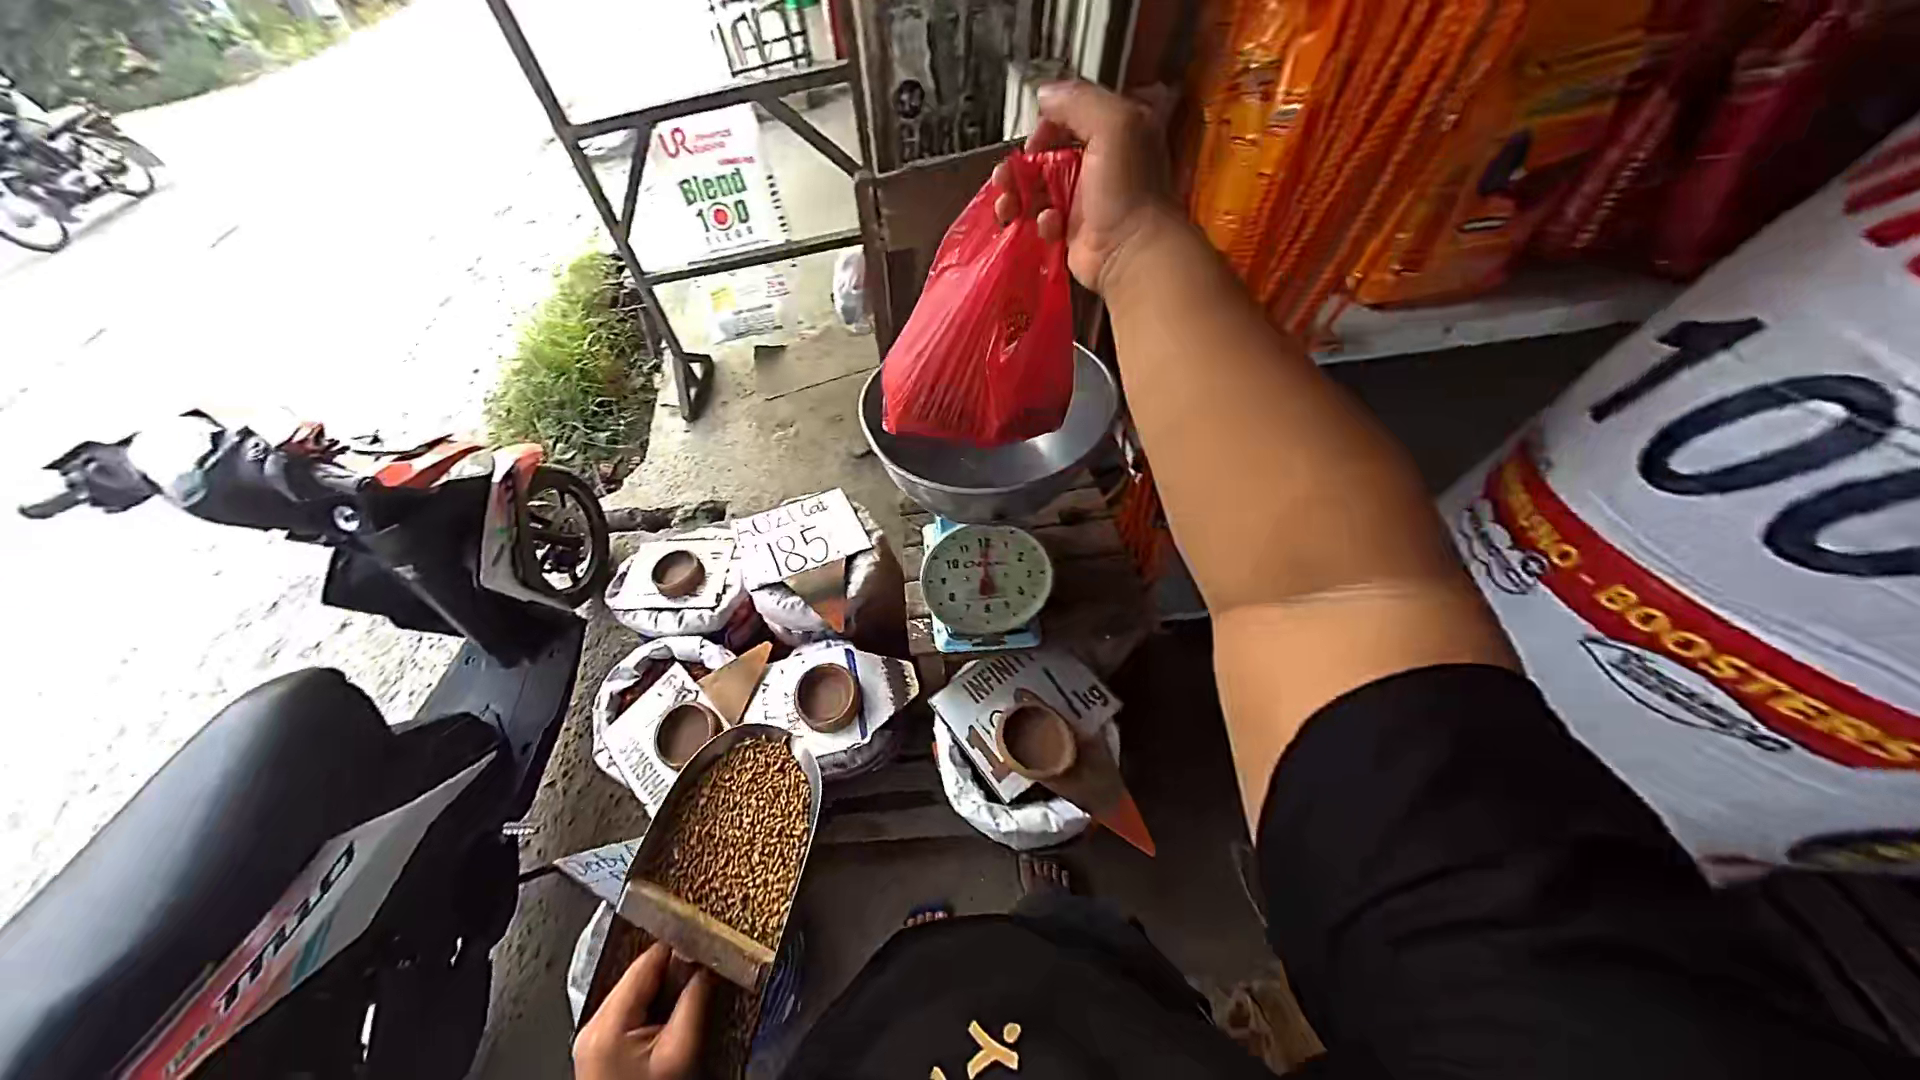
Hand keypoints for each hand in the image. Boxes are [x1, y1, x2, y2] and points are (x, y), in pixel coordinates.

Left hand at [574, 942, 711, 1079]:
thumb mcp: (681, 1051)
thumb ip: (695, 999)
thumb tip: (709, 961)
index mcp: (606, 1024)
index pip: (647, 960)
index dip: (680, 947)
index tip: (706, 941)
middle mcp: (592, 1026)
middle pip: (642, 973)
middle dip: (674, 970)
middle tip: (704, 970)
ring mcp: (593, 1038)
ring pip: (639, 988)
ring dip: (667, 986)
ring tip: (691, 992)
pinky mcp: (601, 1047)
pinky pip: (633, 1007)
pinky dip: (656, 1003)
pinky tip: (673, 1013)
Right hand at [991, 80, 1179, 294]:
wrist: (1130, 252)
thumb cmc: (1129, 189)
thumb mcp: (1114, 124)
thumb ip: (1079, 100)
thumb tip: (1044, 94)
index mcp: (1111, 132)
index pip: (1067, 117)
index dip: (1045, 126)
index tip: (1034, 142)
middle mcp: (1096, 164)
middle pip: (1045, 155)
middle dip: (1020, 165)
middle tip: (1006, 176)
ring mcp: (1082, 200)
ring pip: (1037, 190)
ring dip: (1017, 195)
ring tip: (1008, 204)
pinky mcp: (1070, 231)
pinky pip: (1043, 221)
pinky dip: (1039, 222)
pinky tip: (1048, 225)